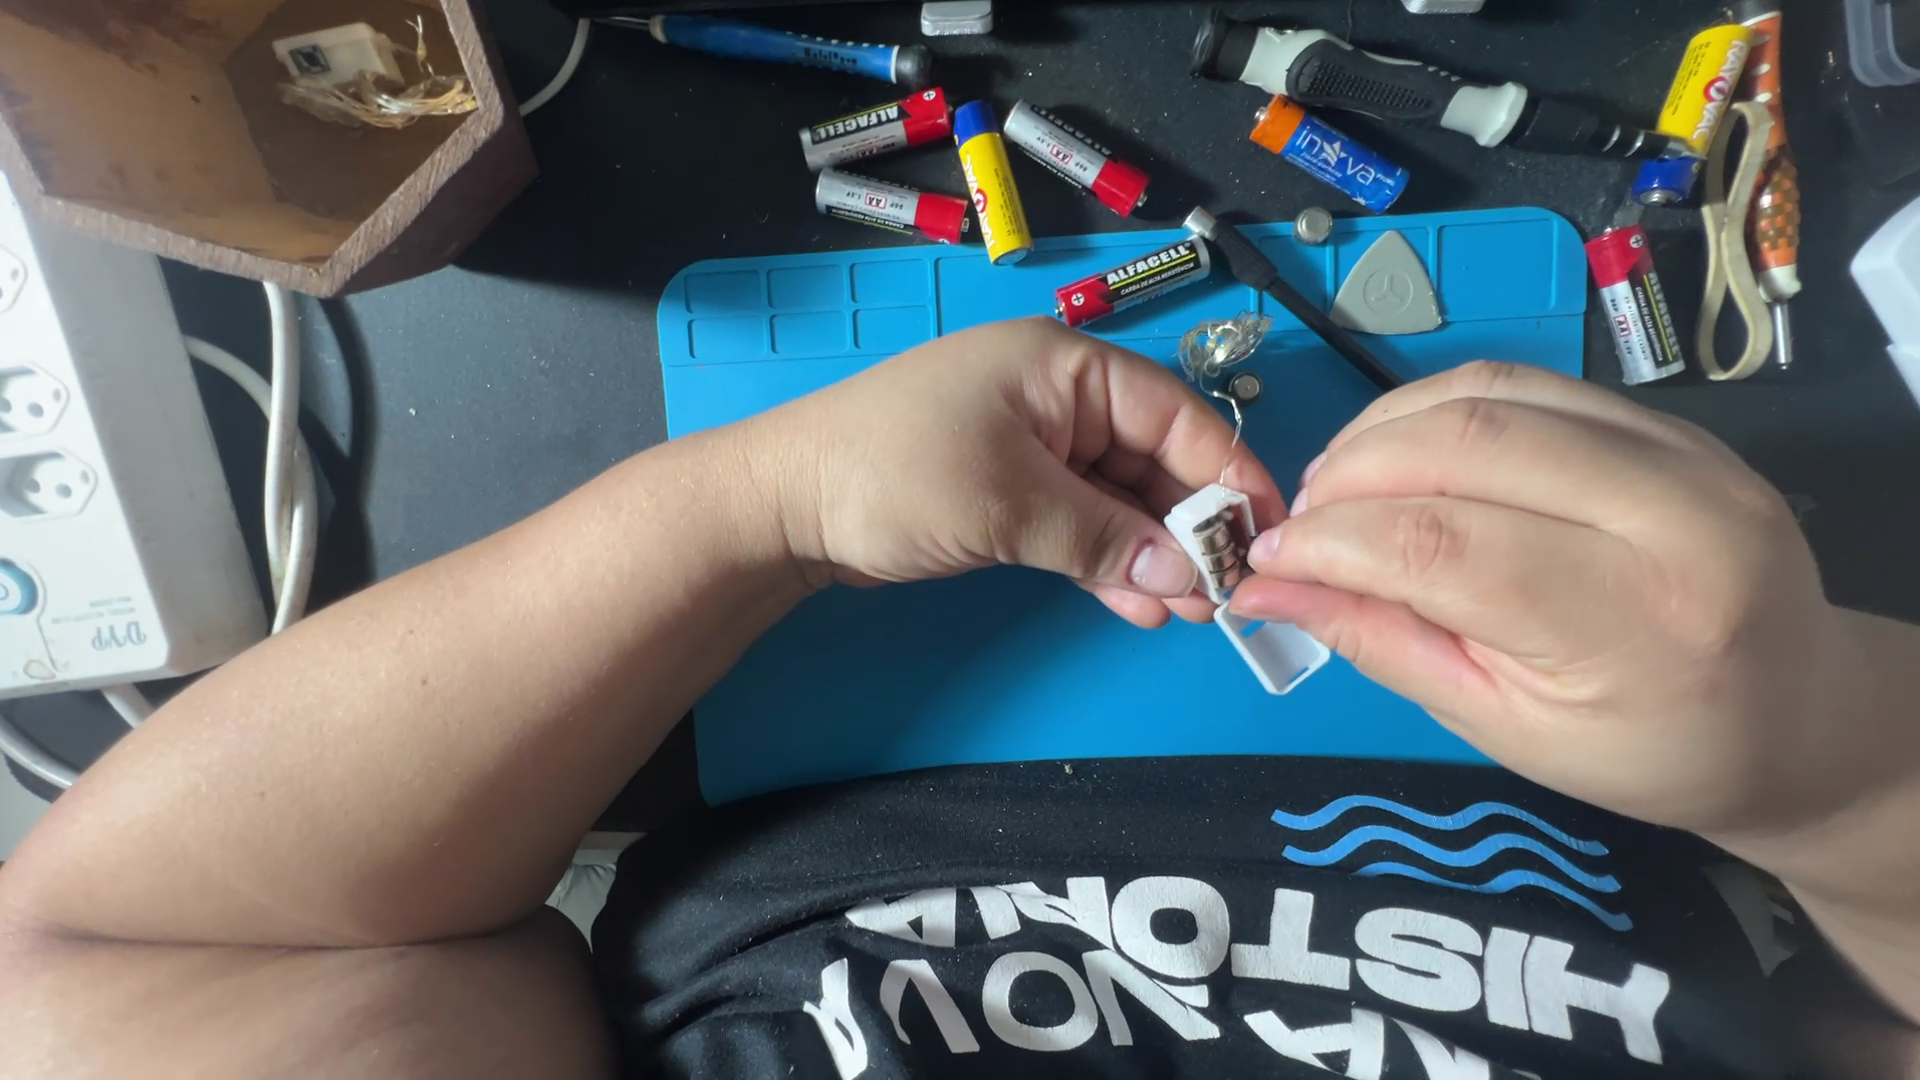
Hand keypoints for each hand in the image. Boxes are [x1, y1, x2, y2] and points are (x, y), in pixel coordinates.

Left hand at [748, 317, 1283, 628]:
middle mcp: (1059, 403)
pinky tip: (1139, 605)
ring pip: (1117, 502)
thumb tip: (1188, 577)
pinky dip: (1107, 564)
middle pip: (1150, 462)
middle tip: (1224, 591)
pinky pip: (1079, 526)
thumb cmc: (900, 475)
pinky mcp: (1014, 496)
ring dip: (1151, 554)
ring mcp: (1036, 452)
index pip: (1173, 414)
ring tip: (1188, 611)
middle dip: (1187, 526)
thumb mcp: (1010, 502)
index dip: (1227, 473)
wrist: (794, 506)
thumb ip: (1104, 538)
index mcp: (1065, 369)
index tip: (1266, 532)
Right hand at [1229, 361, 1850, 838]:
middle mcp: (1670, 513)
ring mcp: (1678, 450)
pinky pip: (1515, 382)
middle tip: (1298, 526)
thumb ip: (1372, 640)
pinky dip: (1424, 409)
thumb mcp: (1489, 719)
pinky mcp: (1661, 422)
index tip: (1266, 563)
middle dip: (1343, 479)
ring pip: (1481, 395)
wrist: (1798, 712)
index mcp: (1631, 620)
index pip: (1438, 546)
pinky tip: (1393, 455)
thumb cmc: (1635, 745)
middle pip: (1458, 445)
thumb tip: (1260, 592)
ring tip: (1336, 488)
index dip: (1326, 544)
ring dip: (1375, 434)